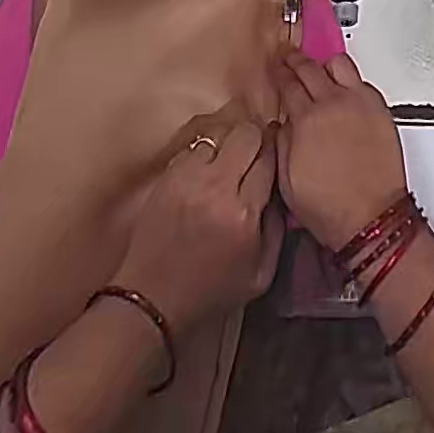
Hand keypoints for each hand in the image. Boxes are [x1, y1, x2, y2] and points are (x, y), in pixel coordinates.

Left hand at [112, 116, 284, 333]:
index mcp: (243, 213)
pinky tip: (204, 173)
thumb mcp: (262, 273)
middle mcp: (216, 188)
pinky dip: (203, 155)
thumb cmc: (213, 290)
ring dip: (226, 146)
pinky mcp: (166, 177)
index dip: (274, 151)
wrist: (154, 298)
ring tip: (228, 162)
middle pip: (244, 134)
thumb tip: (279, 189)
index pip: (268, 158)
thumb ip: (278, 228)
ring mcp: (187, 179)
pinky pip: (192, 149)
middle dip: (255, 138)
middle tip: (255, 151)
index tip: (275, 151)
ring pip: (217, 135)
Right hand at [274, 52, 408, 252]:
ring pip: (340, 64)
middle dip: (296, 60)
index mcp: (307, 119)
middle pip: (310, 67)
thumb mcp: (288, 181)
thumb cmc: (331, 207)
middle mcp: (334, 104)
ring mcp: (360, 104)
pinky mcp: (380, 111)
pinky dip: (350, 81)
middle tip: (289, 57)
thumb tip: (280, 125)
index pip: (288, 83)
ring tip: (320, 69)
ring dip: (325, 65)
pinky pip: (363, 82)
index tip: (276, 69)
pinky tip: (345, 90)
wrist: (371, 219)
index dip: (280, 73)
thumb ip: (281, 144)